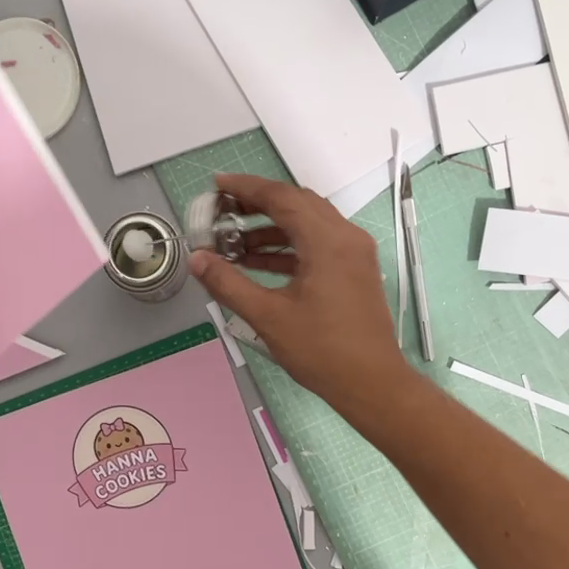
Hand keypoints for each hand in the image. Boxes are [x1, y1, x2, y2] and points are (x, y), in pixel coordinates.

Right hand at [188, 174, 413, 412]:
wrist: (370, 382)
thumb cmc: (321, 350)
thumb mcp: (268, 317)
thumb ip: (229, 284)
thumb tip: (198, 260)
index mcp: (327, 241)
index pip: (282, 198)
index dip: (246, 189)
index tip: (217, 185)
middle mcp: (346, 238)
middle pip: (298, 205)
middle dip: (258, 206)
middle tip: (224, 213)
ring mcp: (355, 254)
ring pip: (309, 225)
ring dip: (272, 230)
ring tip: (235, 244)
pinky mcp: (356, 272)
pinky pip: (319, 245)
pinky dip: (289, 248)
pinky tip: (260, 263)